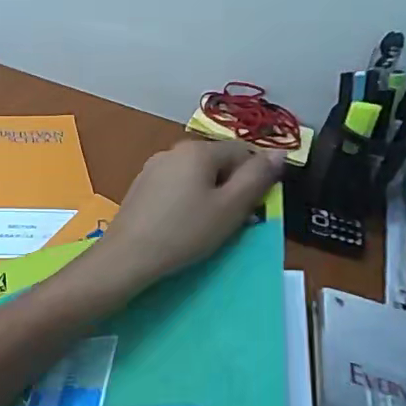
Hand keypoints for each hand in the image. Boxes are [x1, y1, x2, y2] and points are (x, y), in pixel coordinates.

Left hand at [78, 140, 283, 299]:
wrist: (127, 257)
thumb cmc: (185, 232)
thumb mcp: (231, 207)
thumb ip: (258, 177)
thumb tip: (279, 151)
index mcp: (197, 149)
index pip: (243, 152)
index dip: (254, 179)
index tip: (251, 209)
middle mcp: (172, 151)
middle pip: (218, 163)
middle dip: (230, 188)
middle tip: (229, 222)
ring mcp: (151, 169)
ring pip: (195, 177)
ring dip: (208, 197)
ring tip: (204, 227)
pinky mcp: (139, 189)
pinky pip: (174, 188)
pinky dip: (185, 203)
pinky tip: (181, 227)